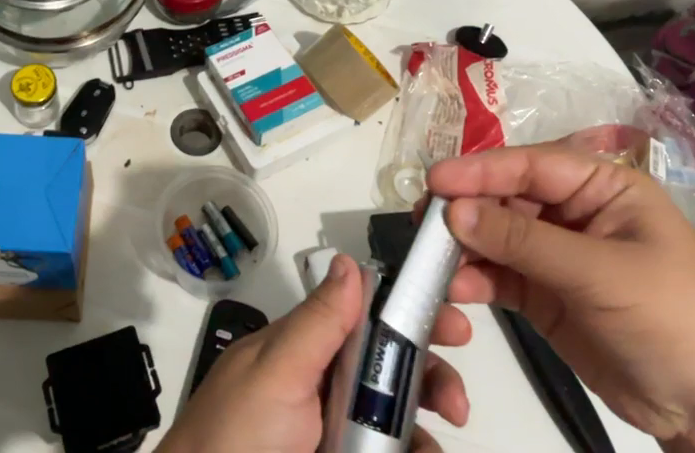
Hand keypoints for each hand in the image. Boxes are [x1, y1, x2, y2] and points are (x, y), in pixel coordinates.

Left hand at [159, 254, 471, 452]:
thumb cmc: (236, 433)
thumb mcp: (275, 372)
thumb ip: (316, 323)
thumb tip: (350, 262)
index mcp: (305, 349)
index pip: (367, 318)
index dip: (411, 316)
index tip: (455, 324)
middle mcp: (324, 385)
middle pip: (392, 369)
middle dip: (432, 376)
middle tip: (458, 402)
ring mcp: (334, 428)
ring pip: (397, 416)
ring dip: (428, 424)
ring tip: (440, 439)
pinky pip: (389, 449)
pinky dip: (414, 450)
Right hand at [426, 143, 694, 451]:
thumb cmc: (675, 321)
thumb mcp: (600, 274)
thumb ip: (523, 241)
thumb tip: (453, 211)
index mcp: (605, 188)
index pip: (532, 165)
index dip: (481, 170)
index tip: (434, 181)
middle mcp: (576, 213)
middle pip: (507, 199)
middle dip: (466, 210)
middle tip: (423, 223)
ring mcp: (559, 256)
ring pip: (496, 237)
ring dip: (465, 249)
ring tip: (434, 263)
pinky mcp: (546, 296)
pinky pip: (500, 277)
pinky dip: (477, 281)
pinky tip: (459, 292)